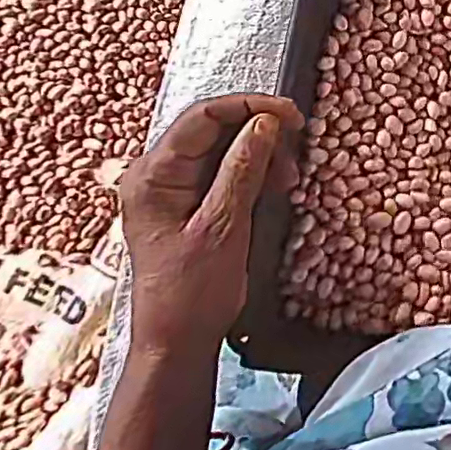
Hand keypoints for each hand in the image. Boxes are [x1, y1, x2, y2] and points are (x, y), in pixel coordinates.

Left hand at [117, 94, 304, 352]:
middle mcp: (160, 173)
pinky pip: (229, 171)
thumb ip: (242, 170)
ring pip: (227, 148)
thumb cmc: (191, 292)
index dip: (249, 106)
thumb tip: (266, 121)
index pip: (202, 117)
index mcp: (154, 175)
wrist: (179, 343)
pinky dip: (257, 172)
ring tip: (289, 177)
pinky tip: (278, 185)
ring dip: (263, 154)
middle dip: (260, 132)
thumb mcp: (222, 227)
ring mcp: (177, 187)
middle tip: (296, 146)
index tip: (291, 114)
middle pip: (215, 129)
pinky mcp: (194, 202)